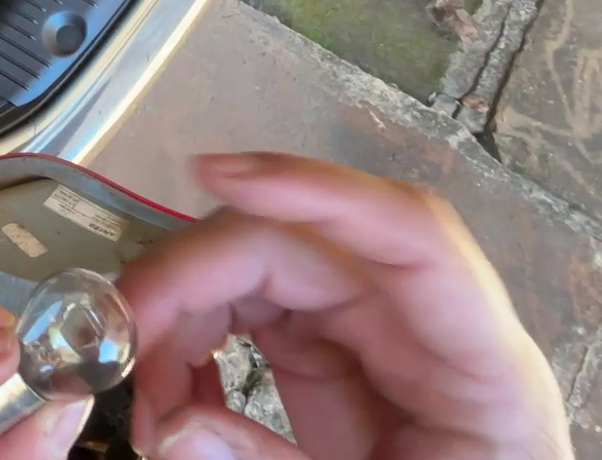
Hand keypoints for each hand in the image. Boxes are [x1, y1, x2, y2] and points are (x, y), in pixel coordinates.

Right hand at [120, 153, 572, 459]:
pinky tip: (171, 393)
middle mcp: (413, 321)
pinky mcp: (316, 342)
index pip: (408, 233)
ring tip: (145, 395)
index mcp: (478, 367)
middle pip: (284, 244)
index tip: (207, 173)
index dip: (310, 188)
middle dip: (188, 278)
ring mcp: (359, 326)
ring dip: (175, 313)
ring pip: (245, 266)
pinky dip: (186, 339)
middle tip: (124, 339)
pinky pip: (235, 307)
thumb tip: (171, 429)